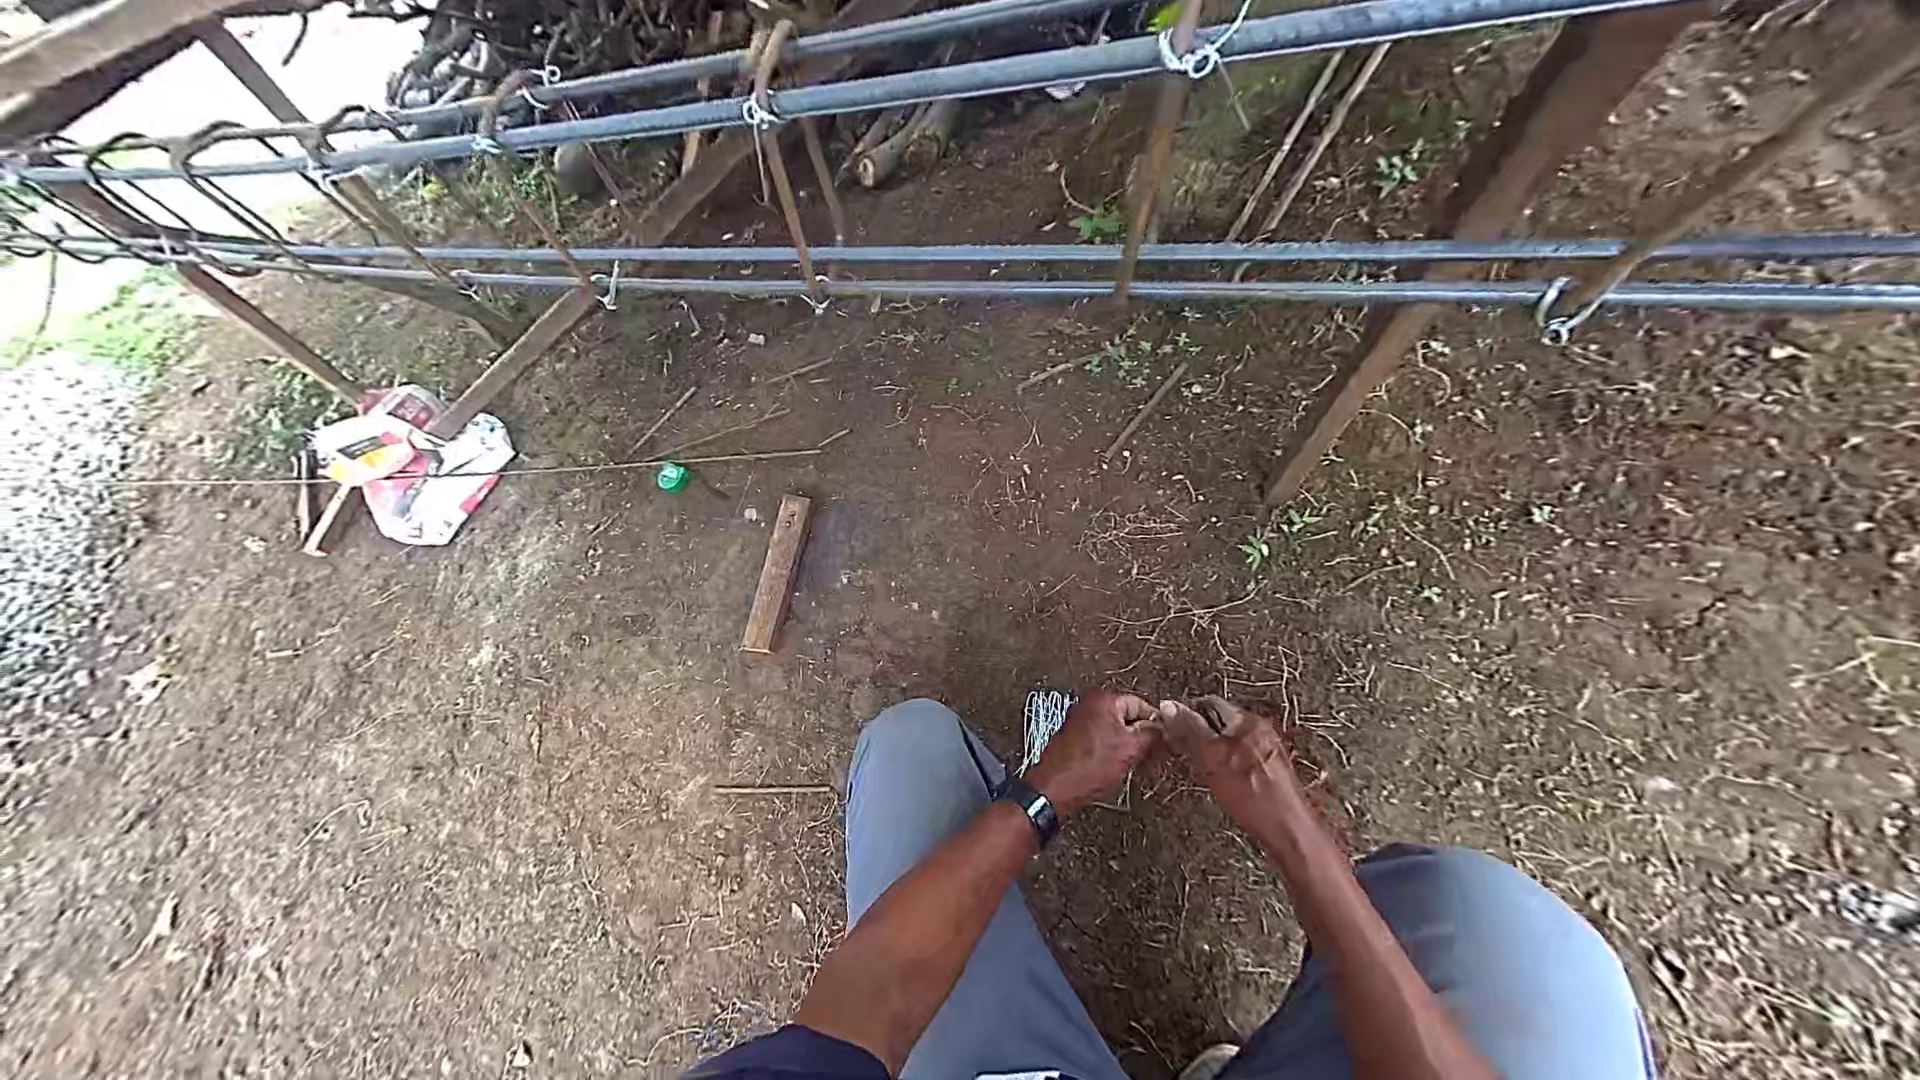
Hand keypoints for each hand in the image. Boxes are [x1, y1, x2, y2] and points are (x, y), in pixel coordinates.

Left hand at [1025, 689, 1160, 815]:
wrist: (1055, 787)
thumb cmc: (1088, 767)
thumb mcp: (1131, 749)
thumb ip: (1152, 734)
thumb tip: (1164, 726)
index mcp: (1104, 699)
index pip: (1142, 705)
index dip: (1157, 725)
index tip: (1166, 741)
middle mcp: (1091, 704)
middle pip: (1129, 716)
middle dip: (1143, 736)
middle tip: (1152, 756)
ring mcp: (1082, 719)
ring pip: (1117, 729)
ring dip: (1129, 745)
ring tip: (1135, 764)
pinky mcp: (1077, 736)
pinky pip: (1103, 738)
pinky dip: (1114, 749)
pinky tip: (1118, 766)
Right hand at [1159, 695, 1299, 822]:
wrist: (1288, 831)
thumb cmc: (1254, 796)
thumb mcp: (1210, 757)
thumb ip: (1190, 728)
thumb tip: (1170, 706)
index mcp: (1247, 720)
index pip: (1207, 703)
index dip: (1186, 717)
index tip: (1174, 732)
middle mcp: (1261, 731)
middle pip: (1218, 722)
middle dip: (1198, 737)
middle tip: (1187, 754)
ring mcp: (1267, 751)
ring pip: (1228, 742)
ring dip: (1211, 754)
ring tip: (1205, 773)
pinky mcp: (1269, 770)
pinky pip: (1239, 759)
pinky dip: (1226, 767)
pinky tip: (1223, 785)